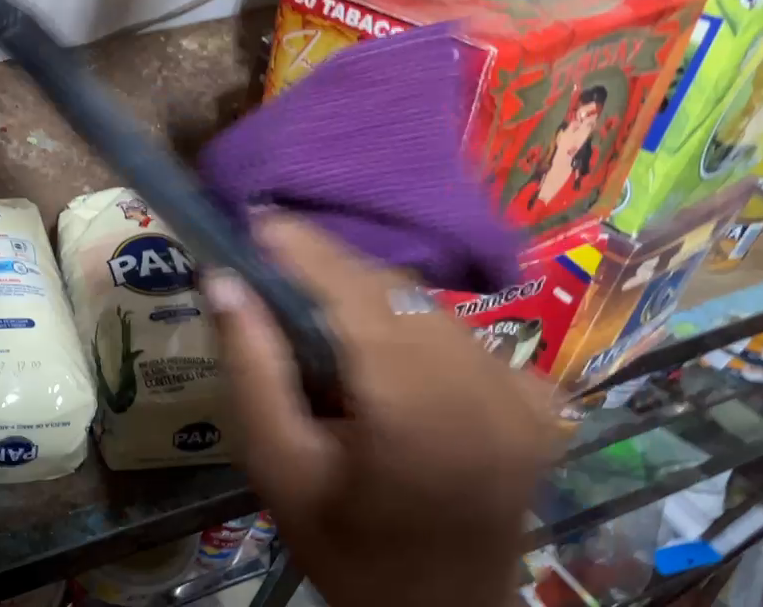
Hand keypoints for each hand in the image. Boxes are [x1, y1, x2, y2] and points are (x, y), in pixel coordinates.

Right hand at [205, 216, 559, 606]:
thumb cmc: (345, 545)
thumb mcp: (276, 462)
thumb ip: (252, 366)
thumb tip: (223, 278)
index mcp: (420, 410)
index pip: (355, 293)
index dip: (302, 247)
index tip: (251, 218)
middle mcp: (486, 390)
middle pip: (391, 291)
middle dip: (324, 265)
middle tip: (264, 259)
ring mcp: (524, 396)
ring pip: (424, 304)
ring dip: (363, 290)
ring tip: (308, 299)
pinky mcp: (539, 405)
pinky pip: (460, 331)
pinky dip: (411, 321)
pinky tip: (380, 345)